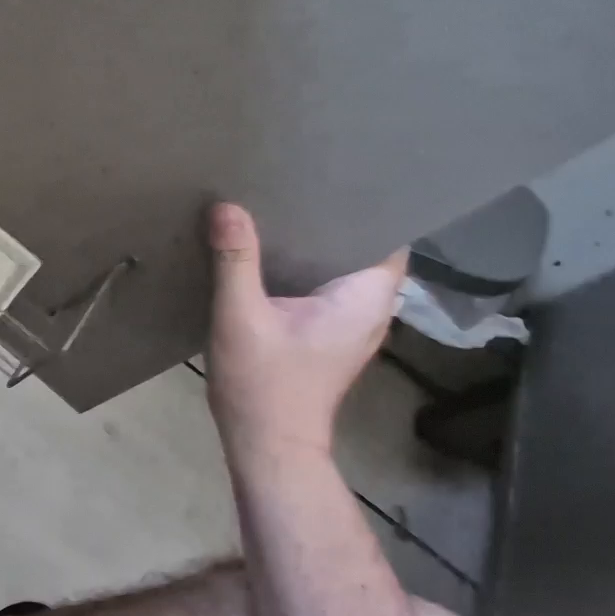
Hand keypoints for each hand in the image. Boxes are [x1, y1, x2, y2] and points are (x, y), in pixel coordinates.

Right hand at [205, 202, 406, 457]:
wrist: (266, 440)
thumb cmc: (264, 381)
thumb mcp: (241, 316)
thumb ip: (237, 260)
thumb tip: (228, 205)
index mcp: (363, 302)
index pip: (386, 242)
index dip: (368, 208)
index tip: (333, 175)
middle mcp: (365, 309)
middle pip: (358, 249)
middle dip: (327, 216)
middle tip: (288, 178)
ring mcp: (344, 322)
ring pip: (335, 266)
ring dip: (308, 239)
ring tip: (270, 204)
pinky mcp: (321, 330)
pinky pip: (316, 281)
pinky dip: (295, 261)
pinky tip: (260, 246)